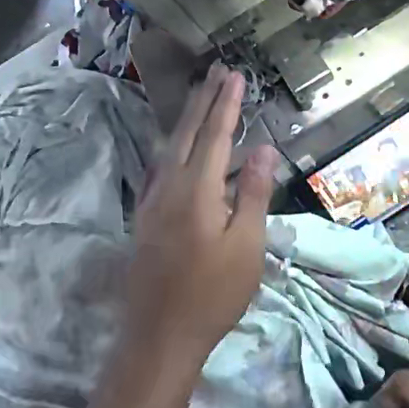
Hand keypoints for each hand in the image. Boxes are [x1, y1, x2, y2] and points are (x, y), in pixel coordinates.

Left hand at [124, 63, 277, 373]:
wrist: (160, 336)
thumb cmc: (214, 293)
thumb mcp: (247, 245)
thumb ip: (252, 193)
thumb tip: (264, 149)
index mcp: (197, 190)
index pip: (215, 136)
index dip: (227, 105)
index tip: (235, 76)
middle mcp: (169, 187)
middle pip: (187, 134)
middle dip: (203, 101)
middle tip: (216, 71)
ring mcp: (152, 203)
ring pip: (169, 149)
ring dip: (188, 120)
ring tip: (200, 98)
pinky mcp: (145, 219)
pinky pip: (159, 169)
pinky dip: (173, 148)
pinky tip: (175, 150)